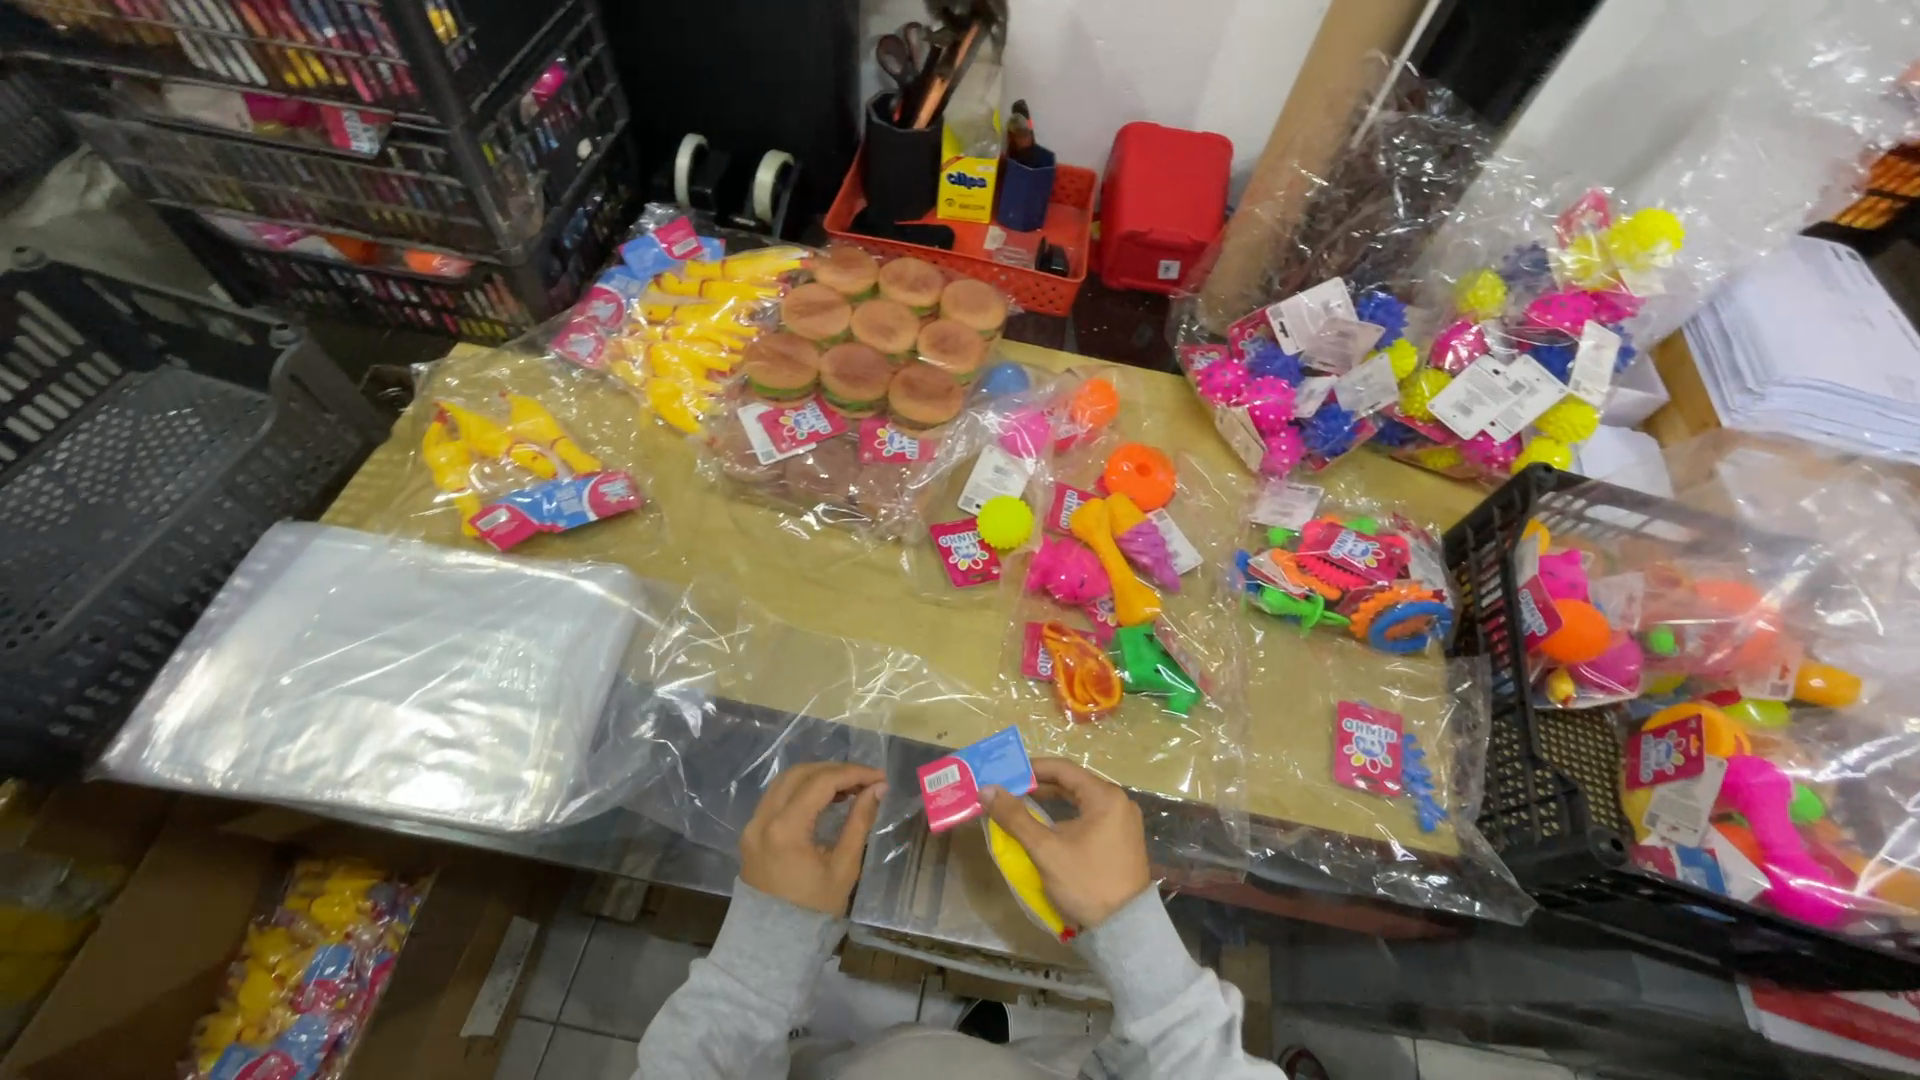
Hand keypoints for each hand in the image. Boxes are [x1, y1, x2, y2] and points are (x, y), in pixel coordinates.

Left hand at [741, 762, 886, 916]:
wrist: (773, 947)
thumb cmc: (814, 911)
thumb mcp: (843, 867)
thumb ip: (859, 822)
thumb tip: (877, 788)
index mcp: (785, 829)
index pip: (821, 782)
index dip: (853, 773)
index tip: (879, 778)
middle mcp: (762, 819)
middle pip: (800, 773)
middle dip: (835, 770)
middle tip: (865, 780)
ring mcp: (752, 825)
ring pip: (785, 781)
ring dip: (817, 777)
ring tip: (847, 787)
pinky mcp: (751, 833)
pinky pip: (776, 797)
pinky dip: (801, 789)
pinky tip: (824, 799)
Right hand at [982, 757, 1150, 928]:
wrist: (1125, 931)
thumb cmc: (1085, 883)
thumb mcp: (1046, 850)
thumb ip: (1015, 817)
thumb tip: (986, 789)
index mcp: (1105, 796)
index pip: (1063, 768)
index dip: (1032, 768)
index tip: (1006, 773)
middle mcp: (1118, 802)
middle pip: (1072, 783)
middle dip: (1039, 785)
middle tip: (1009, 789)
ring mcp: (1123, 822)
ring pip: (1080, 801)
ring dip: (1052, 801)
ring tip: (1022, 805)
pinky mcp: (1121, 840)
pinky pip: (1089, 817)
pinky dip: (1066, 817)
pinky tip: (1047, 827)